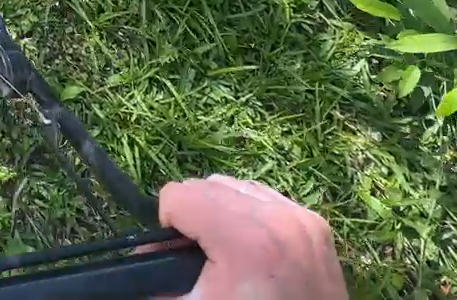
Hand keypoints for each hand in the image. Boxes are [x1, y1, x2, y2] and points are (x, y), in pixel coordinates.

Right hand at [158, 174, 345, 299]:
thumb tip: (143, 248)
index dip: (172, 227)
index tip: (188, 258)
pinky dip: (247, 213)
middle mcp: (277, 218)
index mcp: (247, 239)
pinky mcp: (314, 223)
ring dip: (221, 211)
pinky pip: (258, 195)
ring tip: (231, 253)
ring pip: (229, 185)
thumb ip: (155, 270)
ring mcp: (300, 218)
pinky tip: (254, 247)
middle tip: (209, 260)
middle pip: (201, 186)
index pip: (177, 195)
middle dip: (196, 219)